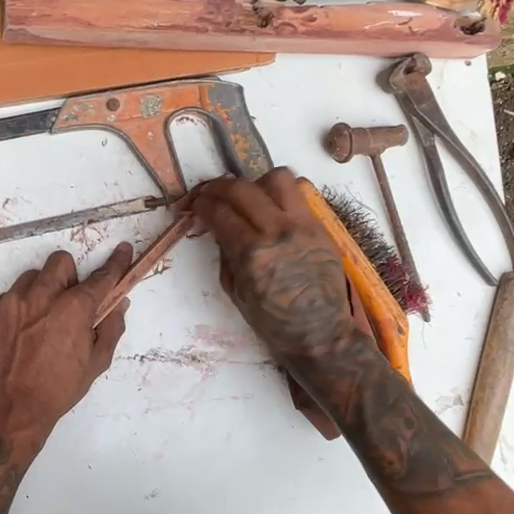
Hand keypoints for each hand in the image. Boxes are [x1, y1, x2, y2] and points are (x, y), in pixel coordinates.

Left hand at [0, 244, 133, 448]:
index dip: (116, 263)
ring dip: (43, 290)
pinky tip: (23, 333)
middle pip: (60, 262)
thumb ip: (111, 327)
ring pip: (33, 277)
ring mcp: (11, 302)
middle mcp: (41, 297)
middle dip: (70, 276)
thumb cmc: (60, 388)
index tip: (123, 251)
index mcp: (73, 308)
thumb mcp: (97, 362)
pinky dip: (20, 308)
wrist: (15, 408)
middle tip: (70, 302)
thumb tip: (118, 303)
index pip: (100, 277)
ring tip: (43, 320)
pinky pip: (10, 296)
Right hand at [187, 169, 364, 370]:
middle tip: (208, 193)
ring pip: (276, 179)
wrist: (320, 333)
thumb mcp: (235, 291)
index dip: (201, 204)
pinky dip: (278, 195)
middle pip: (242, 189)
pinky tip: (268, 207)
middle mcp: (277, 232)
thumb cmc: (272, 321)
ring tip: (246, 197)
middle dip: (218, 187)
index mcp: (252, 254)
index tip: (193, 204)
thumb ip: (225, 253)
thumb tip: (218, 226)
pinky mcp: (320, 227)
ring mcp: (303, 226)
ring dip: (254, 183)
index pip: (220, 213)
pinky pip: (298, 195)